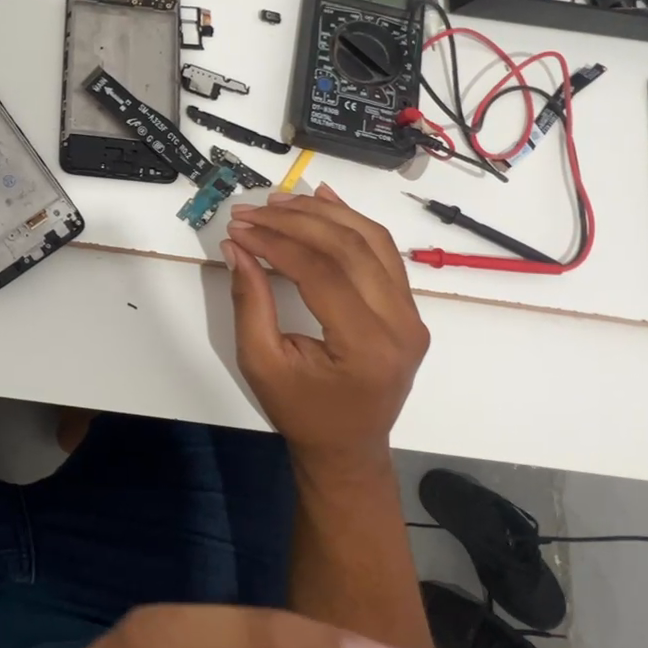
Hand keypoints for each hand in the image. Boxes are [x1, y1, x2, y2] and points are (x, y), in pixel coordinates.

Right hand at [221, 186, 429, 467]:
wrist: (346, 447)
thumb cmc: (300, 411)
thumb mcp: (262, 362)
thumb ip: (250, 301)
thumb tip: (236, 246)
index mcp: (366, 345)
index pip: (320, 272)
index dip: (275, 243)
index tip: (238, 229)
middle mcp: (401, 324)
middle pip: (350, 248)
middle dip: (296, 222)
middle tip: (252, 211)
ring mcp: (411, 315)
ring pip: (372, 241)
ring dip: (325, 214)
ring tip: (280, 201)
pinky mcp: (408, 309)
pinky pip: (384, 253)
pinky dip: (353, 222)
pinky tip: (324, 199)